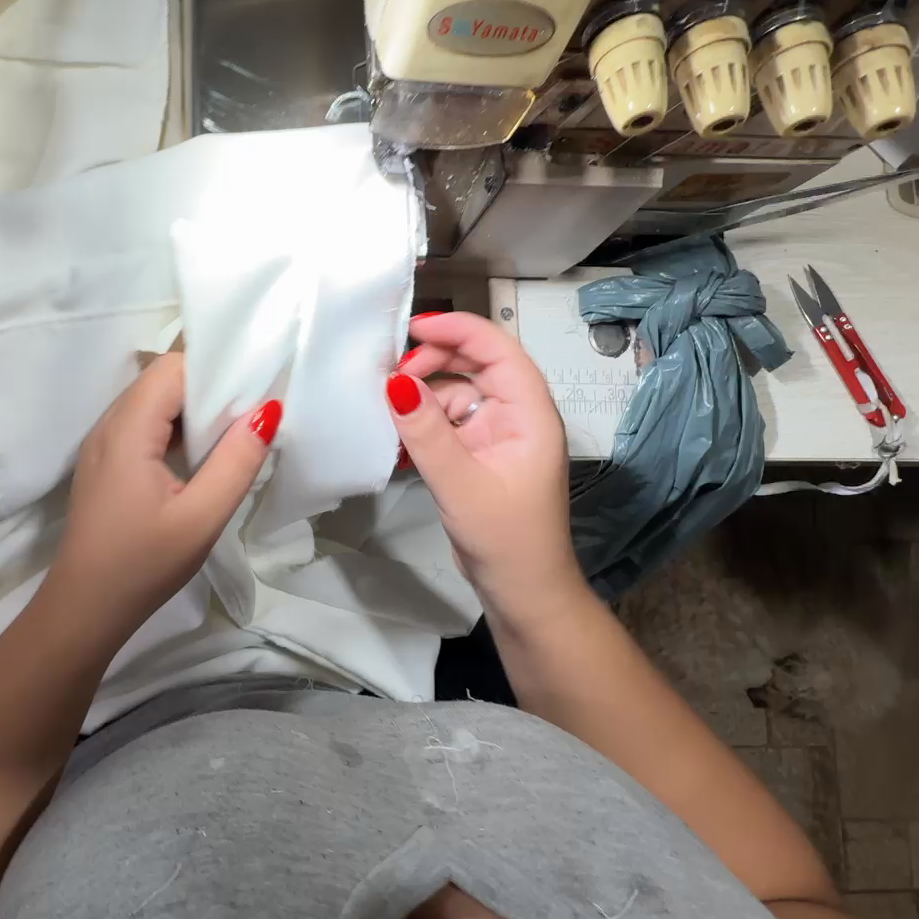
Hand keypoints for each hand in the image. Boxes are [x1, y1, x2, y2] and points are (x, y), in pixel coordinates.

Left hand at [47, 352, 278, 623]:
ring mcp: (103, 443)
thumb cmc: (143, 565)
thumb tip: (267, 410)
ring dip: (194, 409)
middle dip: (209, 386)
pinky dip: (176, 429)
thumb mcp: (201, 518)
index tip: (256, 386)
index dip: (215, 367)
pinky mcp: (106, 462)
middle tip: (253, 410)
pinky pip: (145, 425)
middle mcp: (109, 424)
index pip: (173, 367)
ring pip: (154, 401)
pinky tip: (203, 454)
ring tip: (235, 430)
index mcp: (127, 429)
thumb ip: (236, 462)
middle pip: (162, 379)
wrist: (85, 608)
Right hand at [387, 312, 590, 628]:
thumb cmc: (504, 537)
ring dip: (422, 396)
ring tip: (389, 411)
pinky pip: (446, 423)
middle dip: (432, 362)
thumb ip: (425, 431)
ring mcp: (495, 435)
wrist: (521, 590)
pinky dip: (422, 423)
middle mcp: (515, 415)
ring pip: (455, 393)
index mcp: (529, 413)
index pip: (497, 350)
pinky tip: (398, 437)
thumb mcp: (459, 482)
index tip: (412, 328)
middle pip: (474, 365)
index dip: (457, 330)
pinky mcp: (477, 455)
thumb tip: (393, 383)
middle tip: (391, 377)